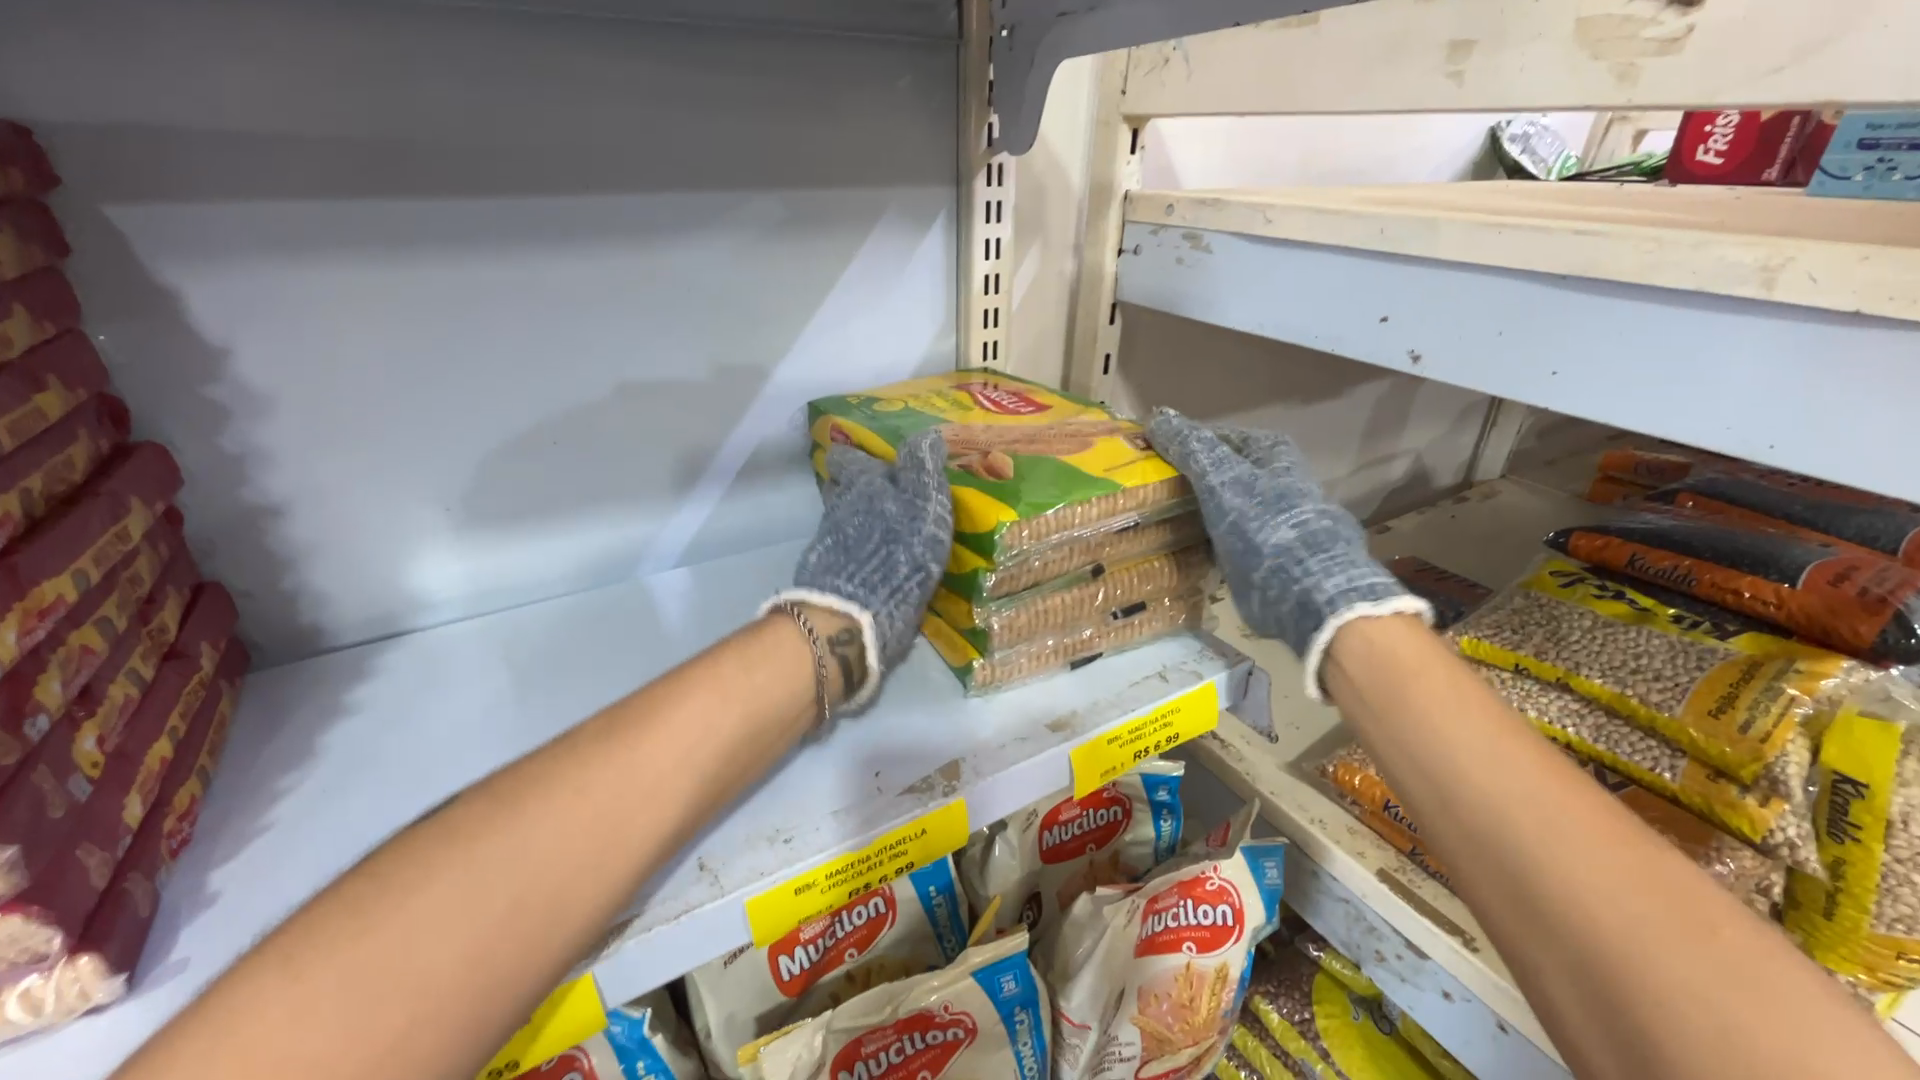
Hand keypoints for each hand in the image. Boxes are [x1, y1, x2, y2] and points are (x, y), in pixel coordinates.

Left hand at [769, 430, 951, 712]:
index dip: (857, 458)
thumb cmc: (898, 551)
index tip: (869, 460)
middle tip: (881, 496)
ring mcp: (828, 544)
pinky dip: (856, 555)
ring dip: (858, 524)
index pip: (850, 460)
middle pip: (842, 492)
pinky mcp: (827, 577)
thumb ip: (922, 468)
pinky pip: (842, 555)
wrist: (856, 615)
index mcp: (863, 485)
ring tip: (881, 531)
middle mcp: (839, 509)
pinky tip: (873, 564)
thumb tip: (927, 434)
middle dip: (857, 491)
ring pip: (841, 523)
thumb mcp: (924, 503)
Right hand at [1144, 408, 1429, 699]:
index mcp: (1272, 455)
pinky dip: (1207, 544)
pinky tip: (1182, 552)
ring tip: (1157, 520)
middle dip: (1191, 480)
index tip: (1151, 456)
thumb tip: (1157, 414)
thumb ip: (1190, 447)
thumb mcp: (1221, 479)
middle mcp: (1279, 483)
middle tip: (1149, 489)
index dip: (1185, 443)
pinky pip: (1229, 543)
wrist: (1306, 592)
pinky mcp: (1271, 560)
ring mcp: (1277, 523)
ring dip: (1197, 514)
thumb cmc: (1265, 525)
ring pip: (1226, 509)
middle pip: (1225, 473)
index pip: (1219, 438)